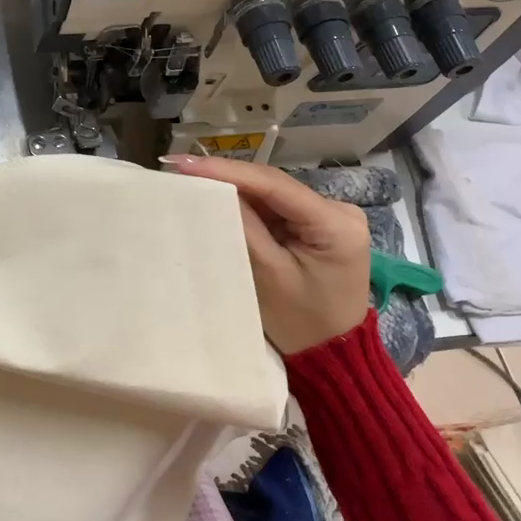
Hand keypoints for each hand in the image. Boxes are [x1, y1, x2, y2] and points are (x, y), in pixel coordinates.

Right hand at [162, 156, 371, 354]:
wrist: (332, 355)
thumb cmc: (301, 322)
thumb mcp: (268, 275)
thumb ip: (244, 227)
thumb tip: (213, 189)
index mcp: (336, 223)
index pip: (276, 186)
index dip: (229, 171)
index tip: (186, 164)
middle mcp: (340, 210)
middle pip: (276, 185)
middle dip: (230, 177)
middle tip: (181, 169)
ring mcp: (331, 217)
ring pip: (275, 194)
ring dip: (237, 189)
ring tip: (193, 179)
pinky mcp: (319, 227)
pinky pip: (279, 208)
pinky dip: (250, 206)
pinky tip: (221, 198)